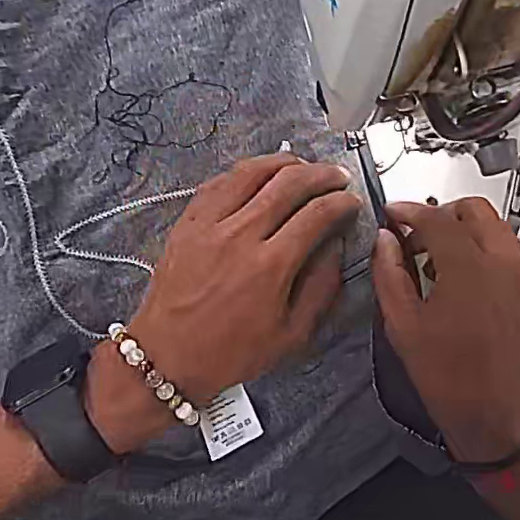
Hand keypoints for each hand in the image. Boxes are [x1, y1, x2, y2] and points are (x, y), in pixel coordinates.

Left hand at [86, 154, 361, 452]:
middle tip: (336, 177)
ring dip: (284, 162)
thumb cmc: (227, 352)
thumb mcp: (291, 335)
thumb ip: (321, 288)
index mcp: (270, 266)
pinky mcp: (188, 224)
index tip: (351, 203)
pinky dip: (244, 171)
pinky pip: (219, 182)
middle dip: (322, 174)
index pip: (317, 214)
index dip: (342, 202)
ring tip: (302, 166)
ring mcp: (209, 225)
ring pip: (252, 172)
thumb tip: (336, 249)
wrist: (168, 357)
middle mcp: (239, 237)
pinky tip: (258, 175)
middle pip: (289, 182)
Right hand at [370, 198, 519, 463]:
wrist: (497, 417)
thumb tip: (385, 243)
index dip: (409, 212)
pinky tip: (465, 281)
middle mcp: (506, 267)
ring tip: (438, 262)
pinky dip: (486, 253)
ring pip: (496, 229)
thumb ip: (390, 274)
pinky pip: (511, 254)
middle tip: (417, 235)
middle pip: (474, 210)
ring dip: (465, 232)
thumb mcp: (403, 326)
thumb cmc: (453, 381)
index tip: (395, 215)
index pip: (436, 218)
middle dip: (442, 215)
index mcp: (470, 270)